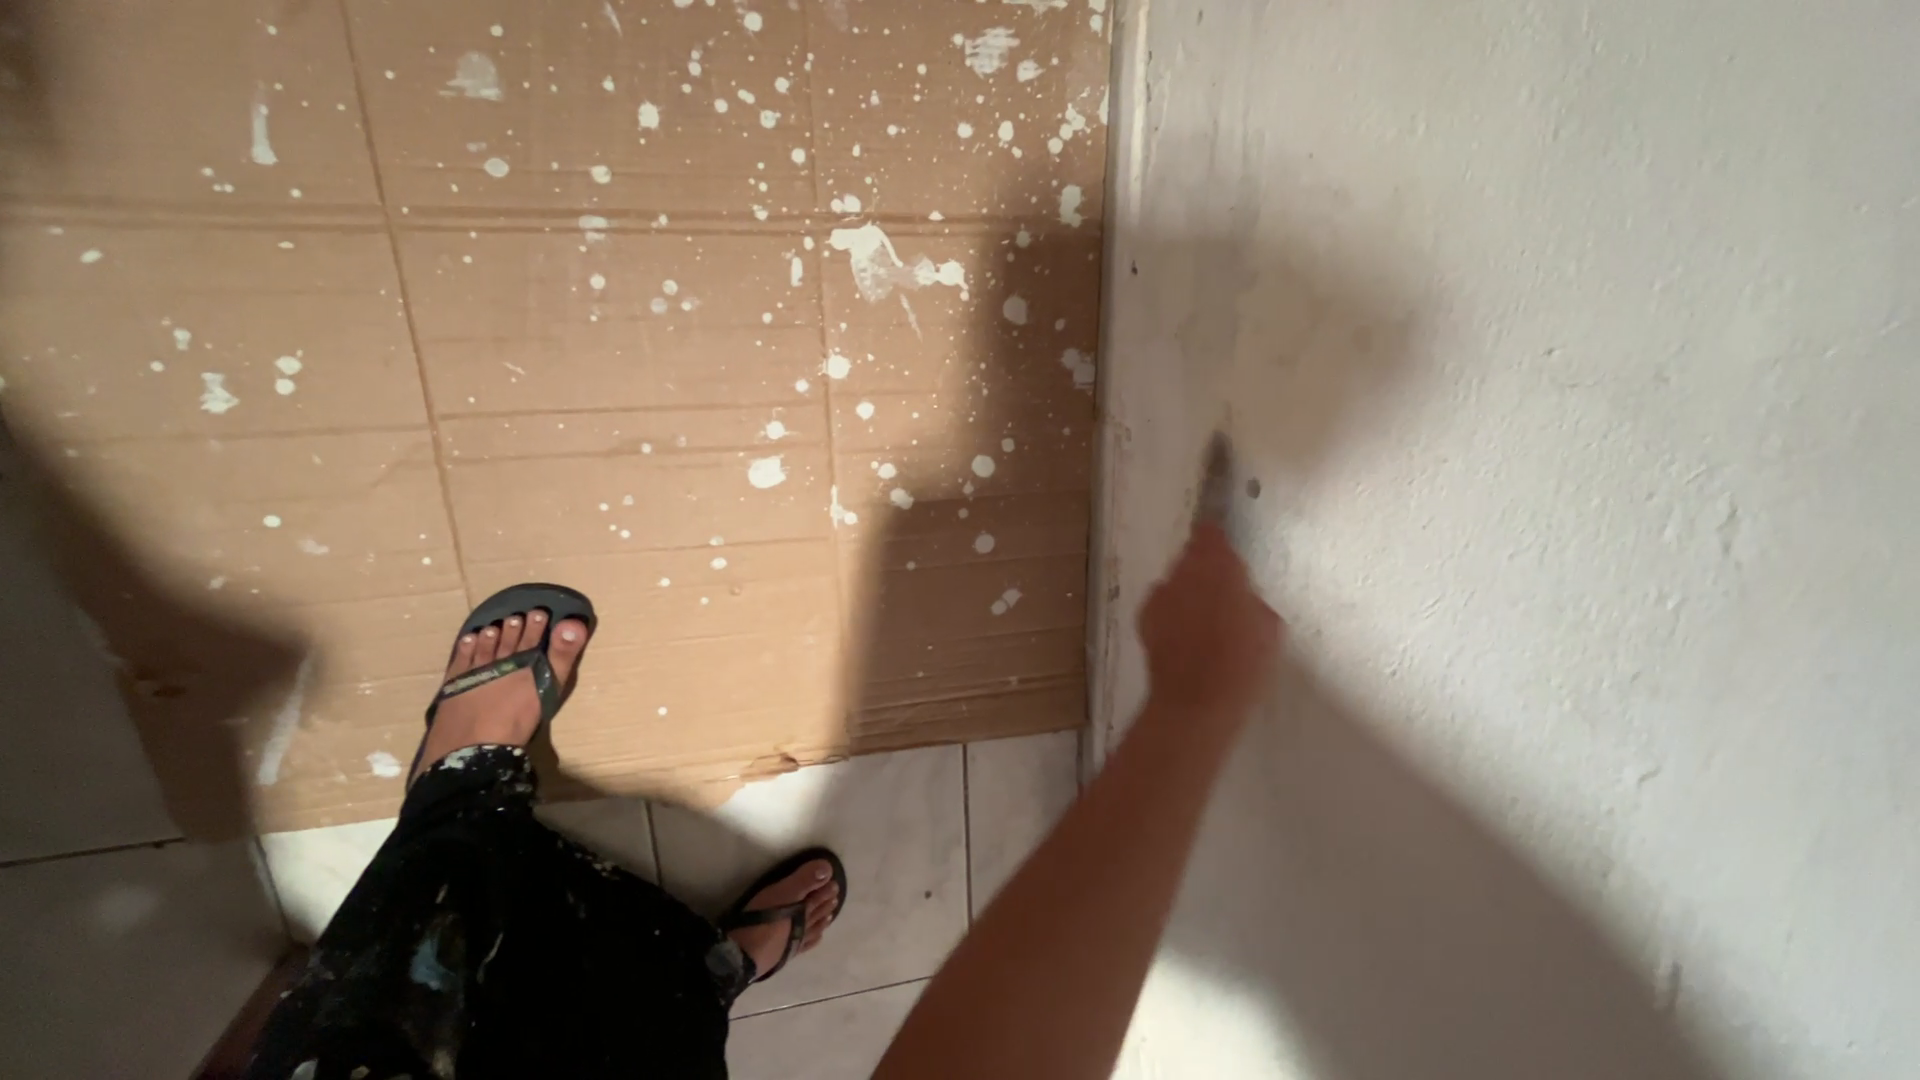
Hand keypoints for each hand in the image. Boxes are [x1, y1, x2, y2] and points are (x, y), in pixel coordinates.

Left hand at [1137, 524, 1282, 717]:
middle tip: (1221, 592)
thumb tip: (1240, 592)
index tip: (1226, 550)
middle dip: (1204, 567)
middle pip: (1191, 556)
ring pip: (1174, 579)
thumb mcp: (1268, 627)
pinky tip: (1182, 633)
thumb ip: (1251, 597)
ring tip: (1202, 618)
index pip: (1211, 534)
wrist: (1196, 701)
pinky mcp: (1143, 616)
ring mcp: (1159, 594)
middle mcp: (1183, 573)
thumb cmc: (1243, 666)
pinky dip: (1171, 610)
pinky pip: (1161, 602)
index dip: (1217, 540)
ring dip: (1187, 590)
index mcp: (1219, 569)